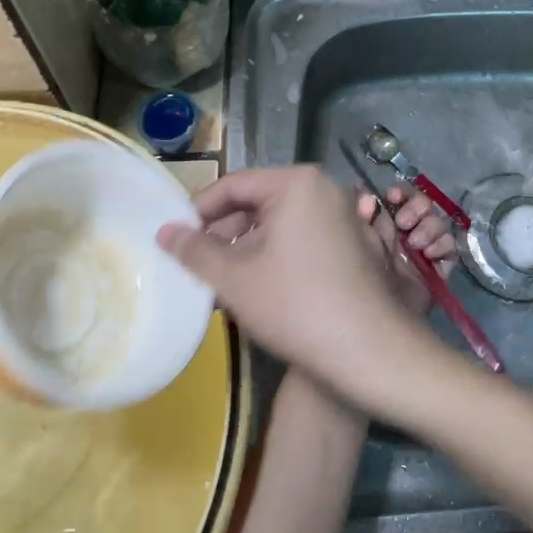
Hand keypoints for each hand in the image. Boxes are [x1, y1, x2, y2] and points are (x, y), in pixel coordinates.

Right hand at [157, 166, 416, 387]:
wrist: (368, 349)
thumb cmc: (295, 305)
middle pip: (258, 203)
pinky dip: (275, 256)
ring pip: (279, 224)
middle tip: (195, 266)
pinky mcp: (353, 242)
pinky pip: (302, 238)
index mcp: (297, 183)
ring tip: (220, 284)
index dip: (197, 211)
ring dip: (247, 249)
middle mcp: (324, 188)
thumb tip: (164, 231)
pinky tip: (256, 289)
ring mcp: (344, 215)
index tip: (174, 240)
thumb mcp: (234, 278)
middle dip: (223, 233)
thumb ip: (194, 250)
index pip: (233, 185)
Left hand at [358, 188, 458, 314]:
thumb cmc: (357, 275)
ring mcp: (422, 250)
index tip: (393, 196)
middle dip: (417, 207)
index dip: (400, 193)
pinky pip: (450, 248)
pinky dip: (442, 246)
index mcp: (383, 224)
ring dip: (429, 227)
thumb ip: (359, 214)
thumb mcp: (353, 239)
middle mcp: (404, 234)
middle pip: (423, 205)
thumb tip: (370, 197)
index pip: (399, 197)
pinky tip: (429, 256)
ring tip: (415, 244)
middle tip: (404, 222)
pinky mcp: (437, 269)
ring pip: (438, 222)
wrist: (373, 319)